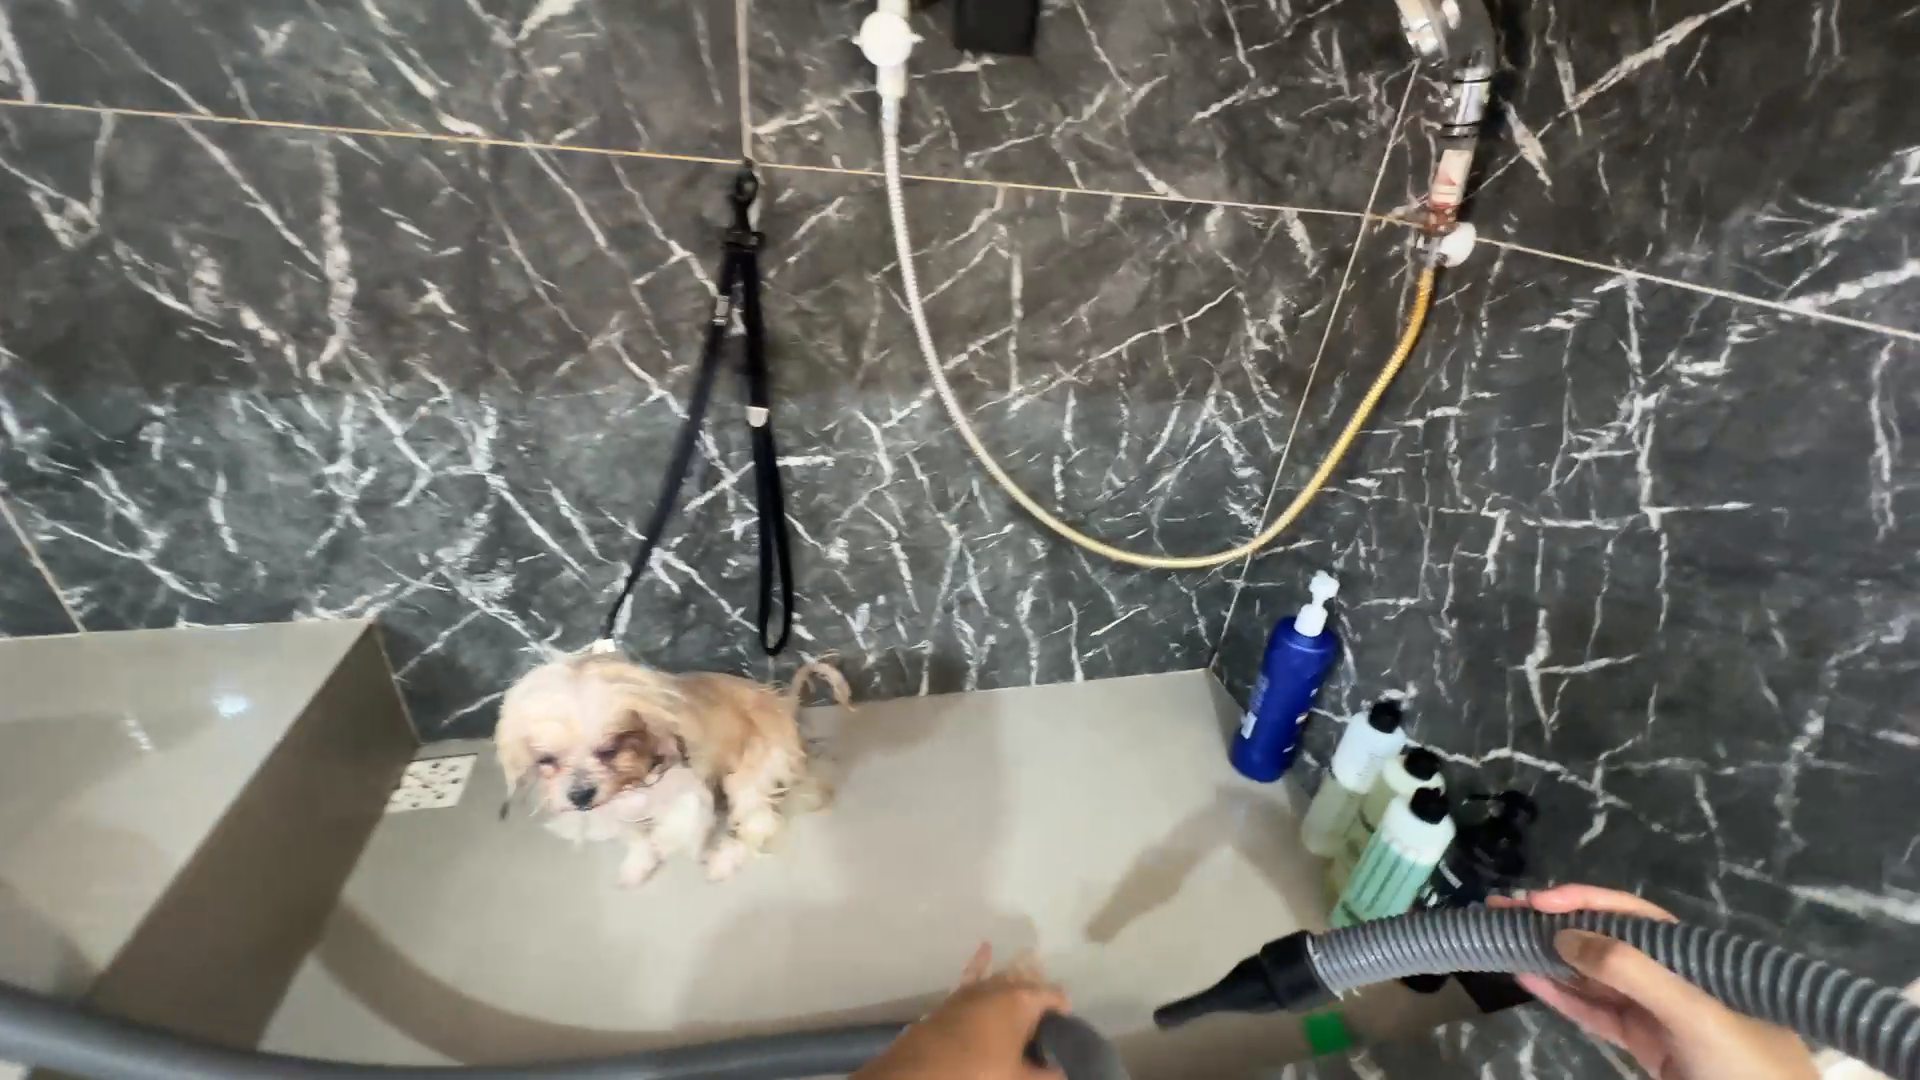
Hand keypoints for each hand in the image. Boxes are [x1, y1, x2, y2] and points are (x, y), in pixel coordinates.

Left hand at [853, 944, 1068, 1079]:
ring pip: (1004, 976)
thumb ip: (1045, 1077)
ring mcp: (977, 988)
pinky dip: (981, 960)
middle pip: (1029, 984)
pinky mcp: (957, 995)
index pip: (1053, 995)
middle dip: (1040, 993)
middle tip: (1049, 1015)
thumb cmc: (980, 1072)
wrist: (927, 1070)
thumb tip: (1064, 1074)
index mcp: (1023, 1002)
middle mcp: (1002, 986)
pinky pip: (974, 971)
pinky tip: (985, 947)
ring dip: (1017, 978)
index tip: (1068, 1023)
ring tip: (1030, 977)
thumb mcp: (1018, 1079)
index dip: (1064, 1007)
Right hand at [1496, 885, 1817, 1079]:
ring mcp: (1659, 1014)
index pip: (1633, 916)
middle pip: (1605, 940)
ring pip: (1591, 974)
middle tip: (1502, 908)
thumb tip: (1561, 933)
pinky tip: (1523, 975)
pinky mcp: (1645, 1044)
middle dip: (1553, 922)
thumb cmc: (1748, 1071)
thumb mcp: (1697, 1017)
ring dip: (1546, 954)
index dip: (1583, 900)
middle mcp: (1677, 980)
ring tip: (1500, 934)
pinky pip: (1593, 1010)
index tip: (1537, 900)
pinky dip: (1558, 993)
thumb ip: (1632, 971)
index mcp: (1701, 962)